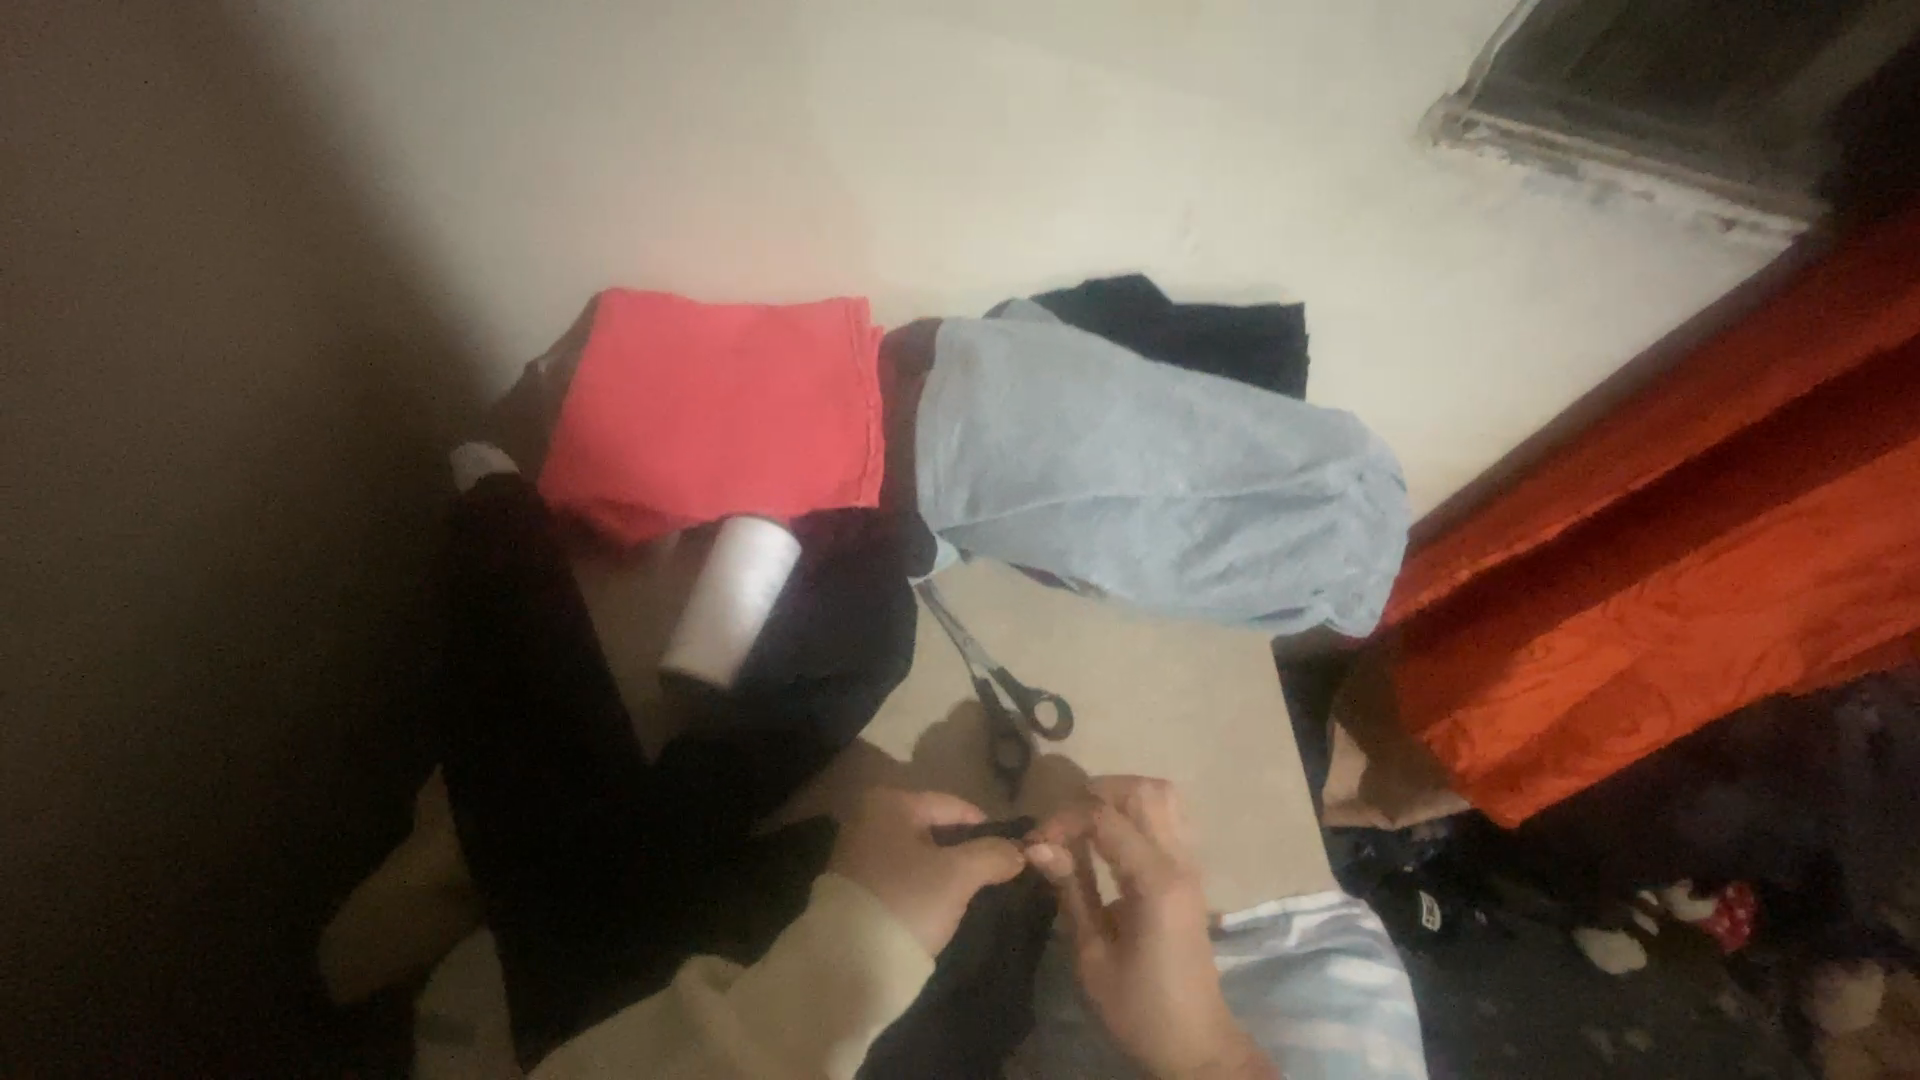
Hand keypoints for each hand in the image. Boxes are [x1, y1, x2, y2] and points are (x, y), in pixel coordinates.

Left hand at [829, 788, 1026, 954]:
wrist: (848, 962)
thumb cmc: (908, 901)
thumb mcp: (958, 875)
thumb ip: (992, 855)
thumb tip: (1019, 850)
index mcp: (890, 802)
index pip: (952, 806)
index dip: (986, 828)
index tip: (1010, 852)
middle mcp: (867, 817)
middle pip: (932, 829)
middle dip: (962, 851)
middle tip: (992, 874)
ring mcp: (855, 851)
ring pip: (916, 854)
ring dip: (941, 871)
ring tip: (969, 893)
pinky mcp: (852, 885)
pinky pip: (899, 875)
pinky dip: (920, 885)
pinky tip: (937, 905)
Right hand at [1026, 777, 1275, 1079]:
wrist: (1195, 1044)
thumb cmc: (1138, 1008)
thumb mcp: (1091, 956)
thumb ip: (1070, 889)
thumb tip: (1037, 845)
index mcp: (1156, 882)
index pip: (1106, 817)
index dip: (1064, 819)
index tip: (1036, 843)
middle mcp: (1180, 861)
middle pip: (1144, 789)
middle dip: (1096, 793)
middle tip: (1064, 825)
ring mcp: (1191, 863)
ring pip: (1164, 794)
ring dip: (1120, 796)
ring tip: (1086, 824)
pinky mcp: (1191, 872)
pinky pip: (1170, 816)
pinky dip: (1138, 810)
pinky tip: (1112, 838)